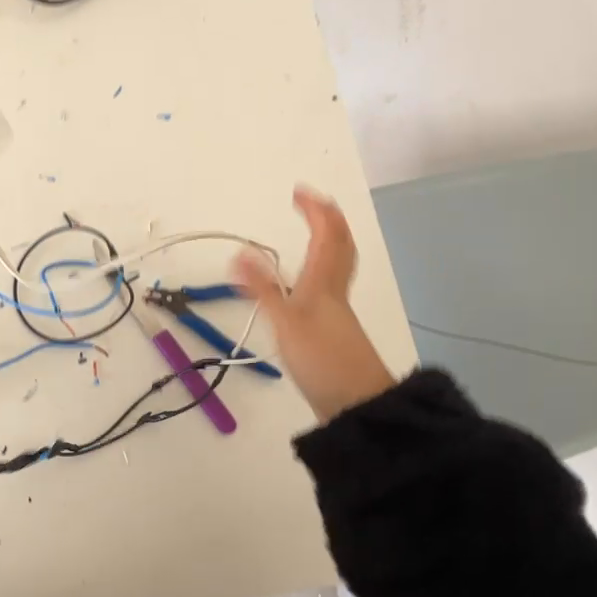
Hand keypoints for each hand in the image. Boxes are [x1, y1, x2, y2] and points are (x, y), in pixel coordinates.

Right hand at [235, 186, 396, 422]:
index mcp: (323, 284)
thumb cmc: (323, 360)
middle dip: (327, 222)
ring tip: (313, 234)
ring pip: (336, 267)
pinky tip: (305, 287)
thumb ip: (261, 289)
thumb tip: (238, 252)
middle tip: (311, 205)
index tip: (299, 192)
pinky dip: (318, 272)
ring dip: (327, 244)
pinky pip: (327, 287)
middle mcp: (332, 292)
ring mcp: (334, 312)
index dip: (315, 212)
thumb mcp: (285, 324)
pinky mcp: (330, 331)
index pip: (325, 237)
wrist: (357, 403)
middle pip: (338, 248)